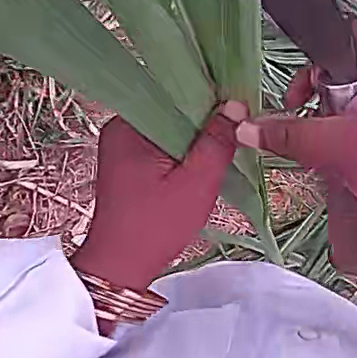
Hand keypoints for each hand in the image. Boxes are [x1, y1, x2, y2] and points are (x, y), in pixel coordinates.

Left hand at [70, 101, 244, 290]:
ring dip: (193, 136)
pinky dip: (181, 150)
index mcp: (129, 124)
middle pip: (170, 108)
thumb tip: (235, 104)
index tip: (236, 104)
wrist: (120, 266)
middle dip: (202, 117)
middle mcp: (120, 127)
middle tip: (235, 125)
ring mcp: (121, 146)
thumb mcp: (196, 182)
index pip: (173, 91)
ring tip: (222, 142)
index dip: (207, 94)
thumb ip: (216, 141)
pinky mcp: (127, 163)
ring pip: (168, 127)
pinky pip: (160, 143)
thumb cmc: (155, 225)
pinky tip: (201, 160)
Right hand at [236, 22, 356, 247]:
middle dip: (320, 91)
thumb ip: (288, 133)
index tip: (302, 93)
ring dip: (328, 113)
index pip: (348, 34)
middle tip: (307, 114)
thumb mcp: (336, 146)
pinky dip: (342, 126)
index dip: (318, 59)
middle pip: (345, 64)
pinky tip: (335, 148)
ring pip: (350, 91)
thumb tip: (245, 128)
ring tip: (323, 136)